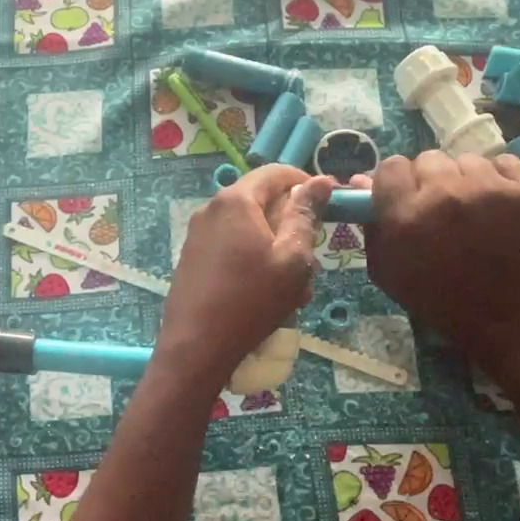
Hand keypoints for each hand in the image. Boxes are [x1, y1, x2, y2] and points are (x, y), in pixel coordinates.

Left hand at [159, 165, 331, 386]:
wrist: (196, 347)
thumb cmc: (251, 301)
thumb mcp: (292, 259)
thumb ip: (306, 215)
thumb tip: (319, 182)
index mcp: (235, 201)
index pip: (276, 173)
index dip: (306, 184)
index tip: (328, 208)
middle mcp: (210, 210)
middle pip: (261, 203)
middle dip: (291, 227)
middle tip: (310, 262)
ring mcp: (197, 236)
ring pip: (248, 231)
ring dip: (275, 253)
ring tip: (292, 291)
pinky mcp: (192, 261)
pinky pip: (231, 250)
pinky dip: (253, 265)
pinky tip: (265, 298)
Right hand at [362, 151, 519, 341]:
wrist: (505, 317)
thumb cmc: (437, 298)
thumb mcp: (388, 271)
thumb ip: (372, 225)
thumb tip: (359, 180)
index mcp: (407, 216)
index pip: (391, 166)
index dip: (396, 182)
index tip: (404, 197)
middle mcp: (447, 194)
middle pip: (428, 159)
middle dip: (429, 181)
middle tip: (439, 208)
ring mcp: (492, 189)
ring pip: (467, 161)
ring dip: (464, 180)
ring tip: (472, 210)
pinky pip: (505, 163)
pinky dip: (500, 180)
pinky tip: (499, 206)